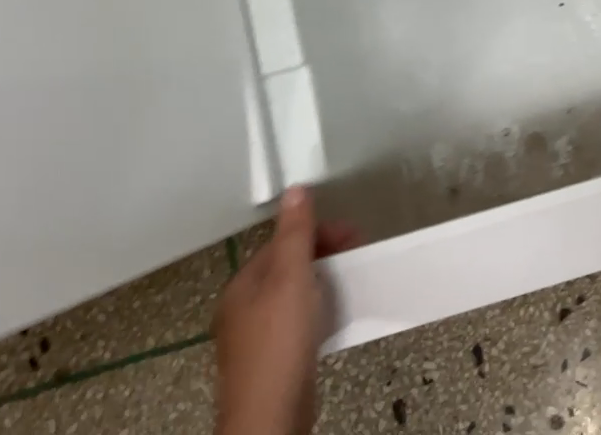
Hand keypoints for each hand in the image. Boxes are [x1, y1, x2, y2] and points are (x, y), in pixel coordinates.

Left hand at [214, 187, 357, 434]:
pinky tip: (334, 315)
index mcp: (242, 284)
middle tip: (358, 255)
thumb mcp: (291, 278)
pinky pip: (296, 318)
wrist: (272, 411)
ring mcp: (254, 334)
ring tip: (350, 281)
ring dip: (323, 280)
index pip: (282, 242)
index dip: (319, 233)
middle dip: (324, 254)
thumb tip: (295, 189)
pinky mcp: (271, 356)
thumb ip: (295, 234)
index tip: (355, 236)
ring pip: (293, 292)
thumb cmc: (280, 339)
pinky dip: (317, 307)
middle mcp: (242, 306)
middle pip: (287, 265)